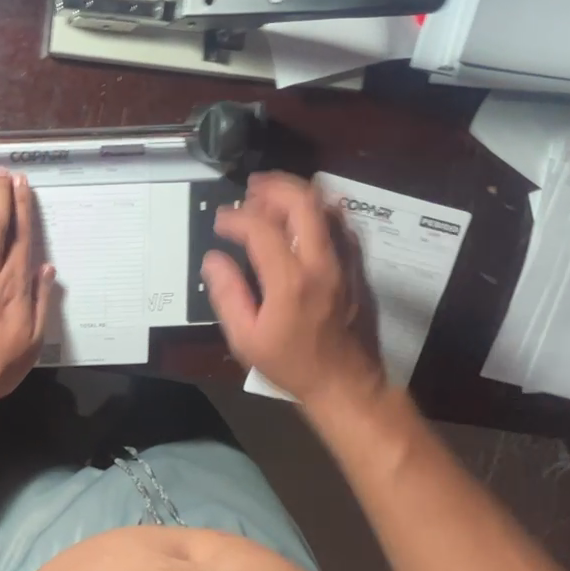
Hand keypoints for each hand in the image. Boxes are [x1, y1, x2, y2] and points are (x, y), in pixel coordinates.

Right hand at [201, 172, 384, 411]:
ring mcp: (343, 262)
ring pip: (326, 207)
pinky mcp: (355, 267)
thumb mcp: (245, 338)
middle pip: (303, 202)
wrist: (345, 382)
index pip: (261, 228)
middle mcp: (321, 263)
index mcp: (290, 281)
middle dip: (273, 188)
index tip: (220, 221)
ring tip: (271, 199)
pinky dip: (317, 212)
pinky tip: (300, 220)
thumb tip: (214, 261)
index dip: (236, 216)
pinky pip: (340, 225)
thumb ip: (228, 294)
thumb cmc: (290, 364)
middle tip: (250, 190)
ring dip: (297, 195)